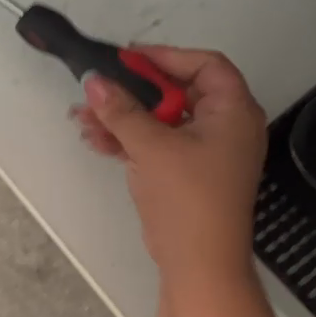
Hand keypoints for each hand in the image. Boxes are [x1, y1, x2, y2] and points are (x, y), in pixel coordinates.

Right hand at [71, 46, 267, 281]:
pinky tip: (96, 141)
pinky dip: (127, 140)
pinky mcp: (184, 173)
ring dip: (121, 118)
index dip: (165, 57)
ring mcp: (204, 151)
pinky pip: (155, 144)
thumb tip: (93, 80)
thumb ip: (121, 111)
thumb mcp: (151, 147)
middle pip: (176, 93)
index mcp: (233, 111)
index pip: (204, 65)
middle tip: (96, 91)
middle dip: (131, 93)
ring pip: (159, 121)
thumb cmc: (187, 196)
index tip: (125, 58)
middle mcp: (224, 126)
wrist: (198, 259)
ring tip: (83, 121)